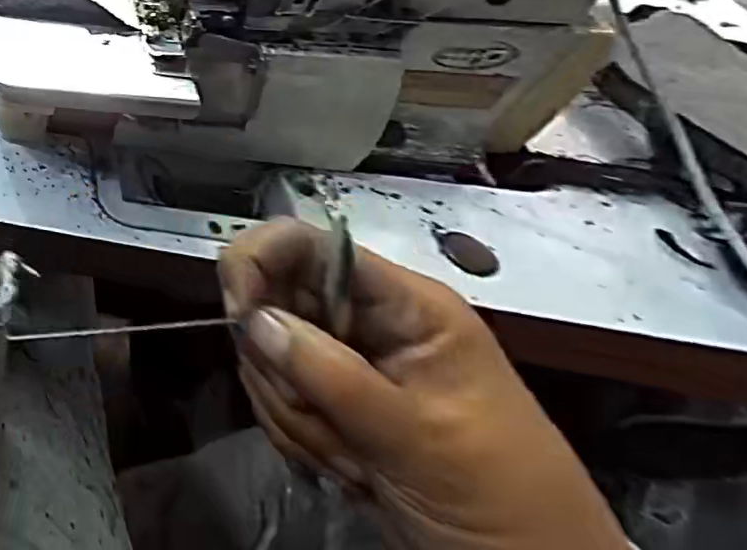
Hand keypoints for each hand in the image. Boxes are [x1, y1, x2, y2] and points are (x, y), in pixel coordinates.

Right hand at [220, 218, 625, 549]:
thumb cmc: (505, 503)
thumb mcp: (421, 439)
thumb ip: (332, 374)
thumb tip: (253, 319)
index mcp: (401, 303)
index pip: (307, 244)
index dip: (260, 262)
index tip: (240, 316)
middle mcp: (365, 319)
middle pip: (274, 299)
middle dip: (283, 367)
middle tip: (325, 423)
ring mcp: (345, 360)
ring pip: (266, 352)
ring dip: (292, 412)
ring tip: (352, 461)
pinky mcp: (329, 399)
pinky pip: (274, 393)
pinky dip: (292, 433)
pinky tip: (343, 468)